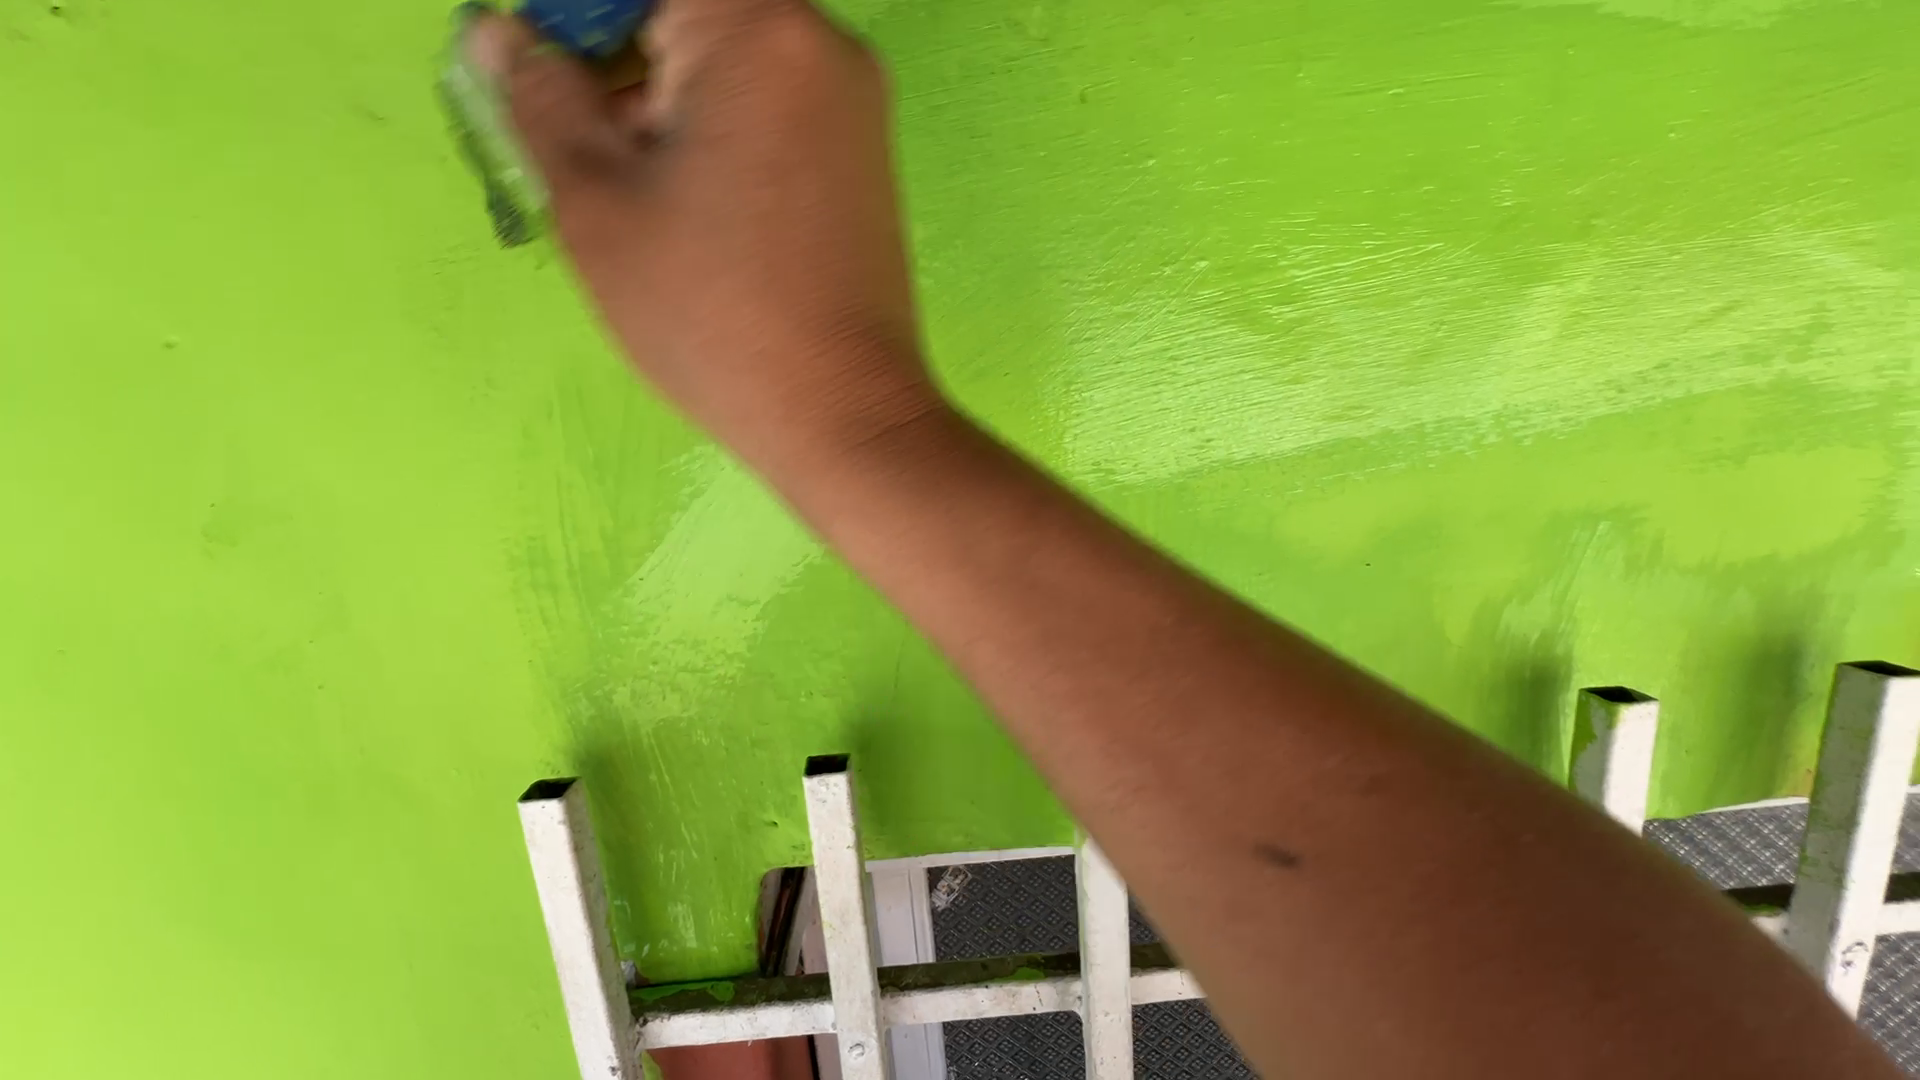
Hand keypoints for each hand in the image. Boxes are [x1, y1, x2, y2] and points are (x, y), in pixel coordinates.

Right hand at [468, 0, 943, 476]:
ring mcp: (857, 106)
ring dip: (662, 97)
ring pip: (730, 60)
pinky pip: (772, 108)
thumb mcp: (598, 205)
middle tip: (576, 137)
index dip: (573, 18)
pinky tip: (690, 203)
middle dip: (617, 59)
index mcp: (760, 25)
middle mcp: (825, 43)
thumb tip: (505, 33)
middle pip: (690, 12)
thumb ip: (541, 97)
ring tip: (634, 189)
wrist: (843, 415)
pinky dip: (715, 129)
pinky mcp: (865, 161)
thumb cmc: (715, 316)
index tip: (546, 79)